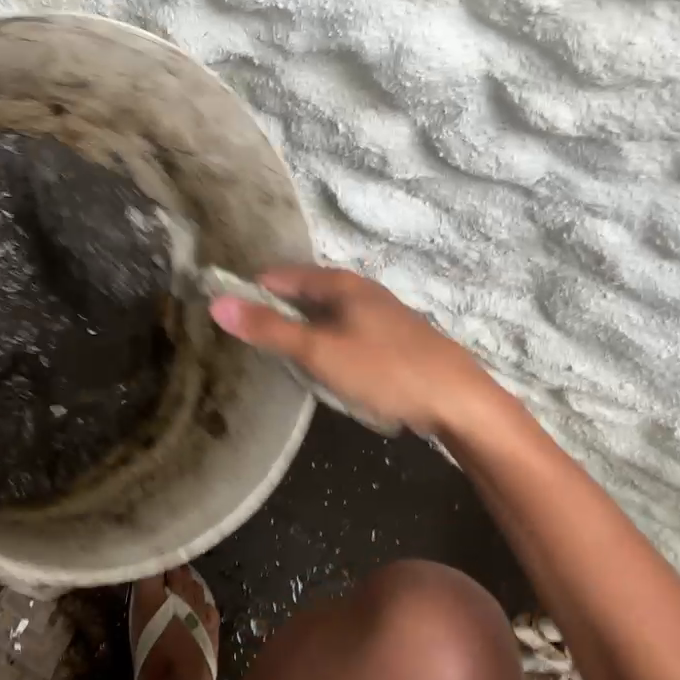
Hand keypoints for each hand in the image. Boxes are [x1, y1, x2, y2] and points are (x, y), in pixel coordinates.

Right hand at [209, 266, 495, 435]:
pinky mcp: (396, 341)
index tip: (232, 315)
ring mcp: (382, 316)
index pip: (281, 276)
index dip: (253, 292)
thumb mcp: (318, 352)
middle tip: (255, 343)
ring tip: (288, 361)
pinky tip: (331, 372)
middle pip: (305, 295)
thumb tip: (216, 302)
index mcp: (340, 284)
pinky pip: (348, 335)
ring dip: (305, 333)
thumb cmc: (385, 370)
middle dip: (278, 314)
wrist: (463, 403)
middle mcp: (361, 291)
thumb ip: (268, 328)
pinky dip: (330, 346)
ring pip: (328, 317)